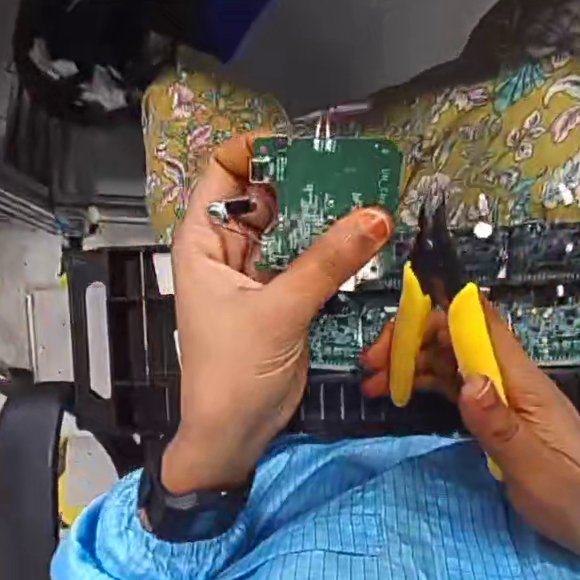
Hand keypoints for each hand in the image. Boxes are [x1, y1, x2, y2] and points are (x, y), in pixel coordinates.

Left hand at [161, 133, 392, 493]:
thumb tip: (376, 215)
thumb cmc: (233, 373)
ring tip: (367, 195)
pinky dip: (329, 248)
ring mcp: (256, 272)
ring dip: (322, 214)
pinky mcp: (281, 295)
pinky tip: (361, 236)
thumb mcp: (278, 311)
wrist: (235, 433)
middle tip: (355, 169)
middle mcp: (226, 249)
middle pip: (264, 194)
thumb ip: (327, 262)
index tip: (309, 146)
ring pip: (289, 226)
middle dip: (304, 180)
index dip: (260, 150)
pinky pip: (306, 258)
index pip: (223, 170)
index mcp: (203, 241)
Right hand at [358, 303, 579, 579]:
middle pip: (457, 338)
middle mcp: (512, 382)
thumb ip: (501, 427)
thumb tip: (469, 380)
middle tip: (371, 366)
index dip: (439, 313)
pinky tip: (399, 394)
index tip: (396, 329)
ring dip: (410, 363)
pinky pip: (454, 387)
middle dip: (411, 340)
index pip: (482, 327)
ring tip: (372, 383)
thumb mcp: (539, 472)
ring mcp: (503, 398)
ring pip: (449, 361)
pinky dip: (423, 384)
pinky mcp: (496, 416)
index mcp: (525, 384)